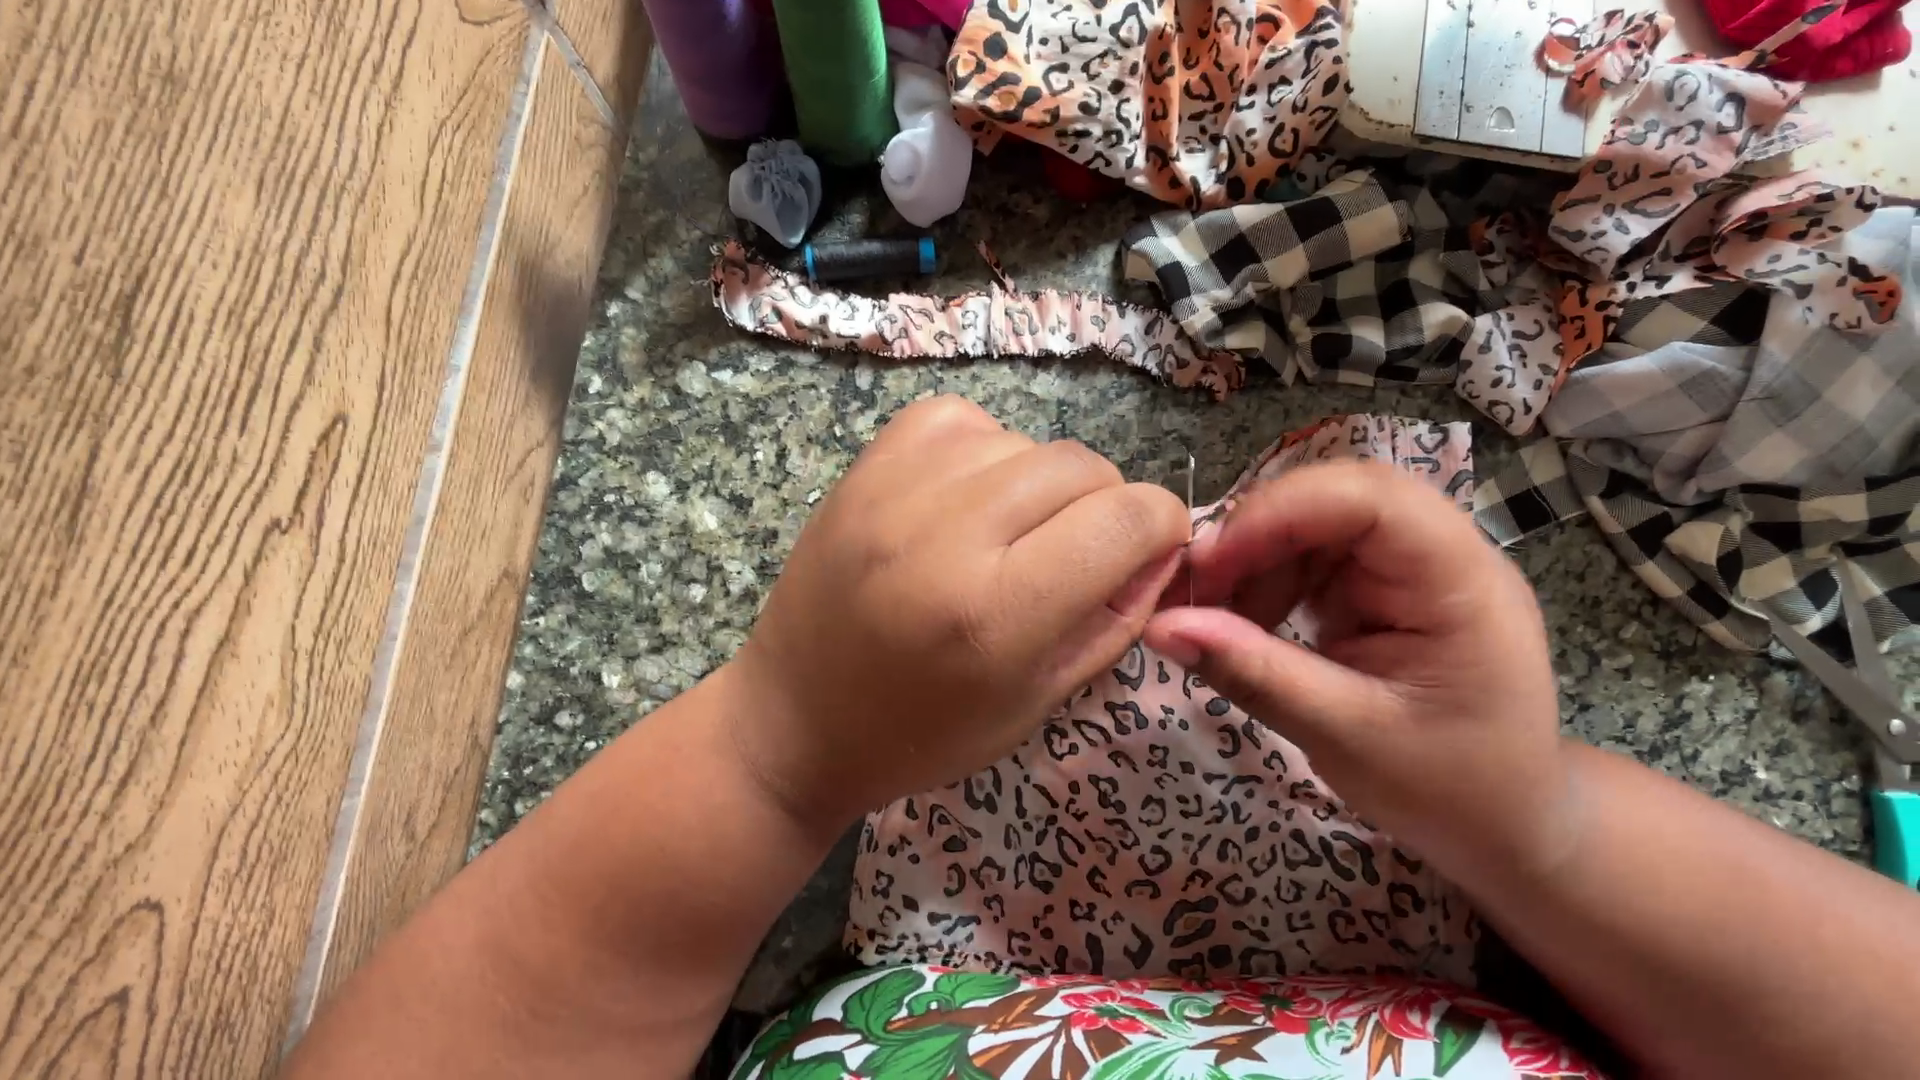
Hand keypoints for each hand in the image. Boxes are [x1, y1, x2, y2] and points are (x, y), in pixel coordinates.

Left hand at [723, 396, 1188, 833]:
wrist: (793, 719)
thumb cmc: (921, 734)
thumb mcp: (1038, 701)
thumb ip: (1114, 617)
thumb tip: (1162, 545)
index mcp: (997, 612)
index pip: (1128, 518)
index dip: (1162, 529)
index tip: (1147, 552)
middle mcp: (948, 534)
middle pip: (1083, 467)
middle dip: (1105, 506)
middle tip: (1075, 553)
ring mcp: (896, 490)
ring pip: (1026, 440)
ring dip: (1041, 483)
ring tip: (1008, 533)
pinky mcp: (863, 467)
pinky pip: (960, 420)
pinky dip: (983, 451)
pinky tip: (967, 497)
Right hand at [1144, 462, 1577, 883]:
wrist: (1503, 823)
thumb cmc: (1446, 788)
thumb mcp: (1344, 736)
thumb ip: (1254, 673)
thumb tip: (1159, 626)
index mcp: (1461, 581)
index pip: (1370, 498)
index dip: (1279, 512)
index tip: (1208, 563)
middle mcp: (1438, 554)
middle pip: (1333, 499)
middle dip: (1254, 536)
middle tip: (1193, 591)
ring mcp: (1407, 567)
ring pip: (1309, 524)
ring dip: (1250, 562)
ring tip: (1210, 620)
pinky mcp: (1379, 586)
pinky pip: (1306, 558)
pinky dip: (1261, 584)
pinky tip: (1240, 627)